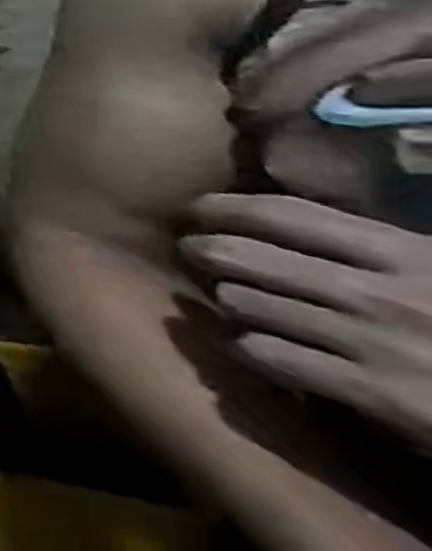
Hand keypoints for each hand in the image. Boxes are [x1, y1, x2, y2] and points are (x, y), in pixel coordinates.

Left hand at [182, 193, 431, 447]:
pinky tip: (263, 347)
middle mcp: (383, 293)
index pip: (279, 213)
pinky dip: (250, 348)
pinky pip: (265, 354)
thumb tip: (269, 214)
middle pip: (237, 253)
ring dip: (229, 302)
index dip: (221, 207)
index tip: (195, 211)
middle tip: (196, 255)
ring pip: (239, 302)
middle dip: (204, 251)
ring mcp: (377, 344)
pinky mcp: (378, 395)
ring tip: (239, 303)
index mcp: (408, 254)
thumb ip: (363, 244)